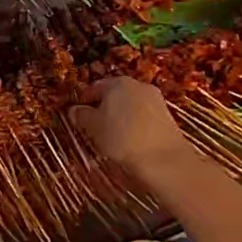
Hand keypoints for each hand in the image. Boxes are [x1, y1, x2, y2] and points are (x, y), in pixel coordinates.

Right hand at [69, 77, 196, 177]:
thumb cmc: (121, 138)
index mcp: (117, 83)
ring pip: (130, 104)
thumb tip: (74, 110)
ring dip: (121, 115)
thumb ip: (82, 116)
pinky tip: (131, 139)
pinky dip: (135, 123)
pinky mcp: (166, 114)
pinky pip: (144, 115)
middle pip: (114, 94)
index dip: (84, 101)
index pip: (94, 88)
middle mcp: (137, 85)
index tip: (77, 115)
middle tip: (94, 126)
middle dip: (103, 107)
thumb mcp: (94, 128)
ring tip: (113, 136)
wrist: (163, 158)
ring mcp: (155, 98)